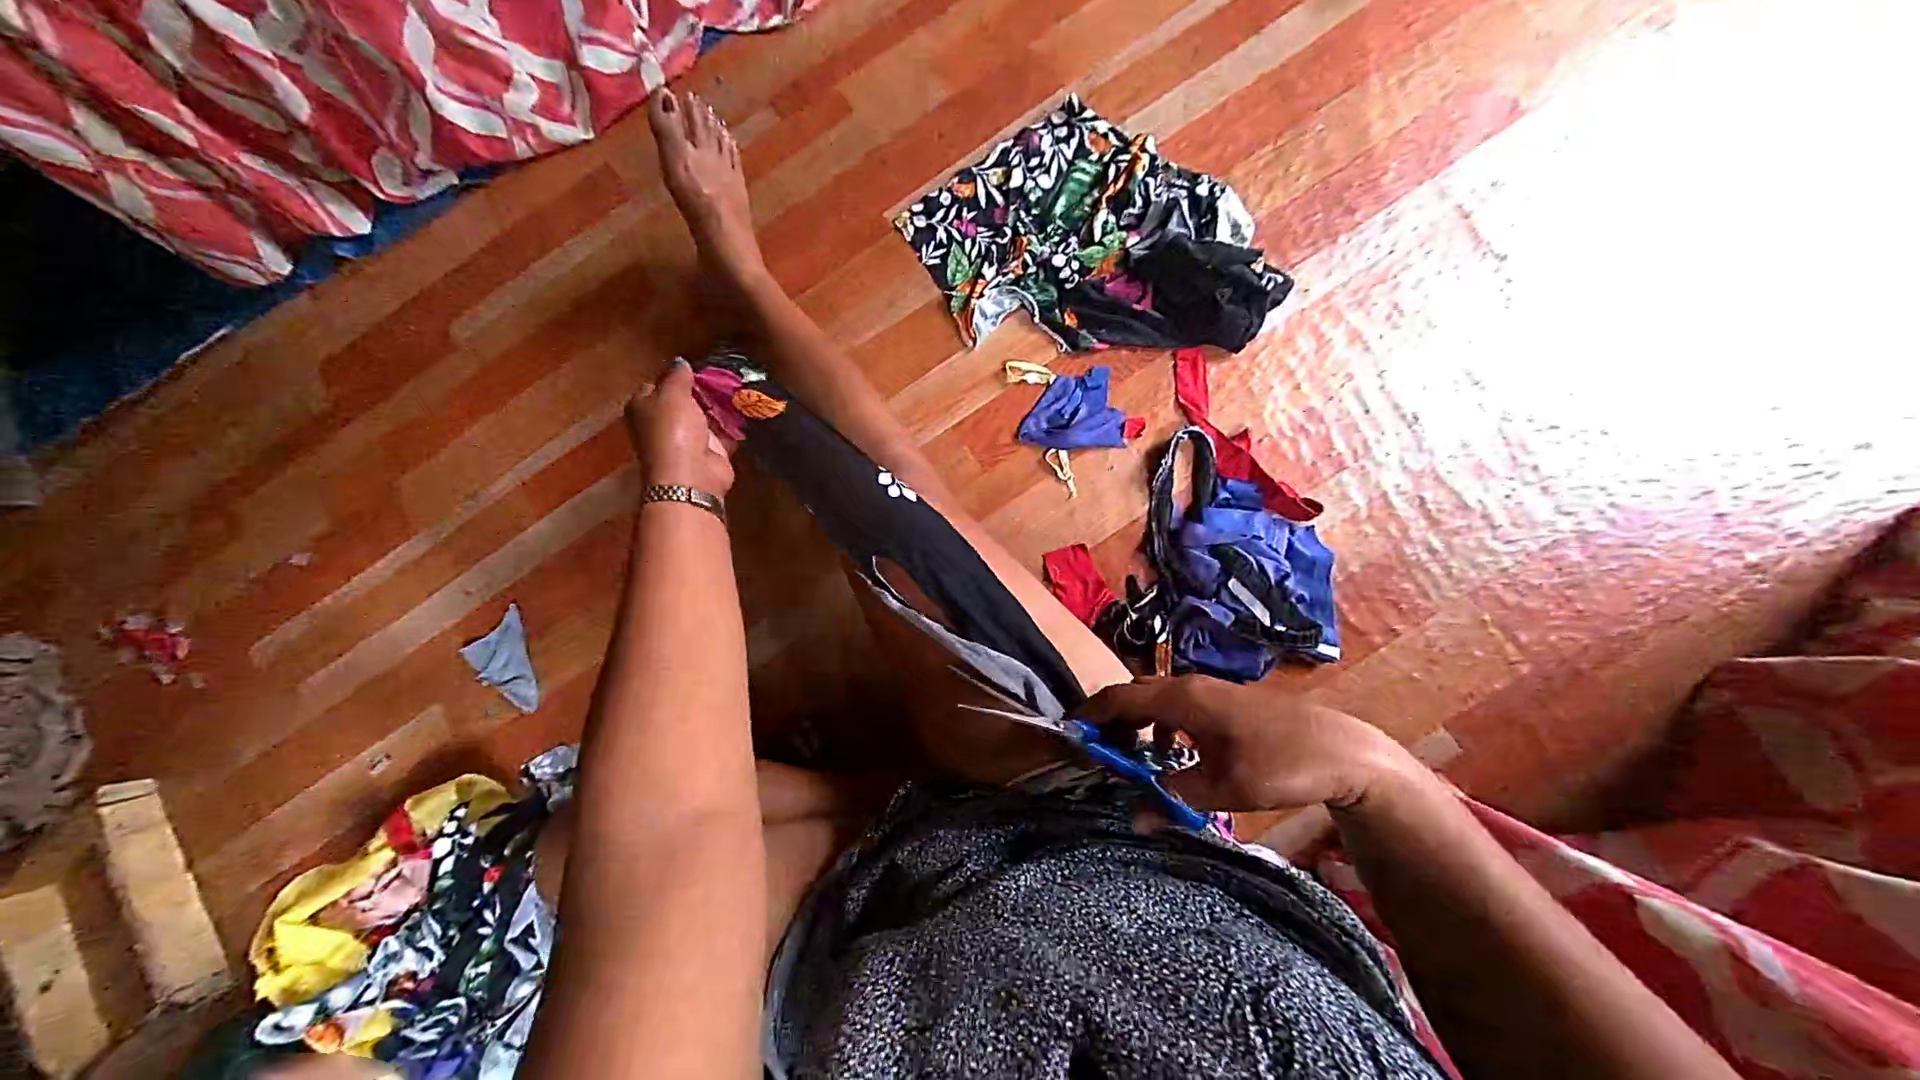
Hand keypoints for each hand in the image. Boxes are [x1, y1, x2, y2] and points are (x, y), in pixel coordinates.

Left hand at [626, 360, 734, 495]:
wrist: (692, 476)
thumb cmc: (673, 431)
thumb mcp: (672, 394)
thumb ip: (677, 376)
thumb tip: (680, 361)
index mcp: (643, 408)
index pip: (655, 385)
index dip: (674, 376)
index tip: (696, 367)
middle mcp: (663, 423)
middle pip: (683, 400)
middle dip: (702, 389)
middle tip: (724, 373)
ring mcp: (688, 438)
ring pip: (705, 415)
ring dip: (720, 405)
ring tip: (740, 385)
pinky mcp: (711, 451)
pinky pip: (724, 431)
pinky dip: (735, 423)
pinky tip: (747, 408)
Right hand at [1079, 675, 1425, 812]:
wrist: (1342, 750)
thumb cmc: (1279, 763)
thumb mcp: (1222, 789)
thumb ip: (1172, 797)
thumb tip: (1134, 819)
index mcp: (1181, 699)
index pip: (1119, 698)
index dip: (1091, 714)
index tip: (1070, 734)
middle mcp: (1189, 686)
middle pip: (1134, 694)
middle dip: (1112, 721)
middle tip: (1101, 754)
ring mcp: (1209, 690)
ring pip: (1156, 700)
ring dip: (1138, 725)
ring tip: (1134, 760)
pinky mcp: (1224, 701)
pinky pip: (1177, 707)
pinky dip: (1162, 727)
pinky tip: (1175, 756)